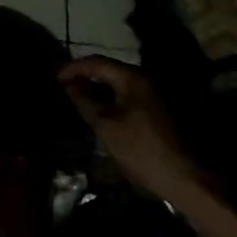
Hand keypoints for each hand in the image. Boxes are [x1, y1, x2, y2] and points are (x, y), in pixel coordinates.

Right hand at [59, 56, 196, 199]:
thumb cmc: (140, 148)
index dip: (74, 67)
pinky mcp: (155, 109)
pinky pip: (126, 96)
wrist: (181, 174)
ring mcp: (152, 94)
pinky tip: (98, 112)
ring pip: (118, 84)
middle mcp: (144, 79)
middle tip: (64, 87)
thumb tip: (69, 84)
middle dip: (85, 76)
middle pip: (109, 70)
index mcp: (133, 78)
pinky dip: (109, 99)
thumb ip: (85, 101)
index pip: (97, 62)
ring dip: (97, 88)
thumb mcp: (106, 126)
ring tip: (76, 99)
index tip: (55, 78)